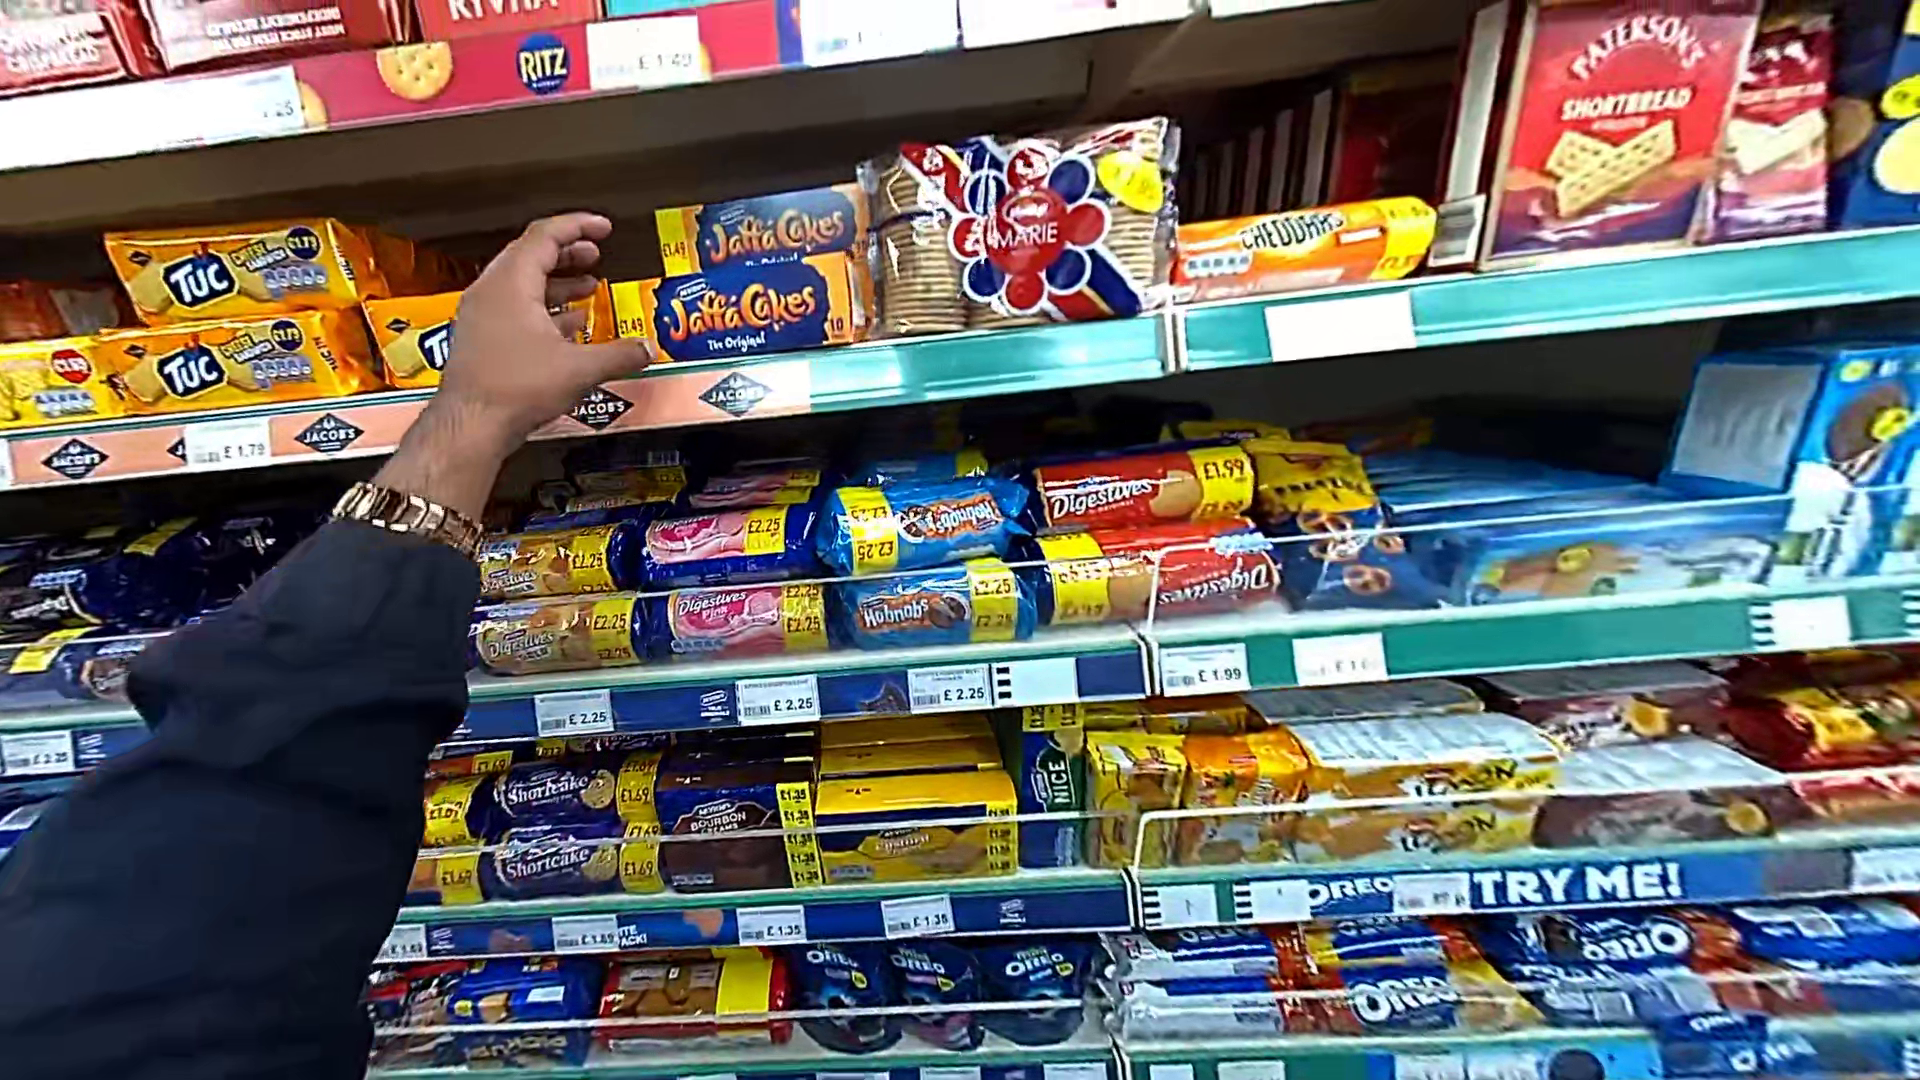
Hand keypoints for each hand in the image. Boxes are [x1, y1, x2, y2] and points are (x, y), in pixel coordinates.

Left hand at [436, 212, 653, 455]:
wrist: (475, 421)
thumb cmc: (522, 385)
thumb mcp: (582, 369)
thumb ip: (620, 355)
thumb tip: (650, 348)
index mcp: (512, 285)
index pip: (544, 239)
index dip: (576, 227)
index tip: (604, 227)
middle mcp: (493, 292)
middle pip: (530, 256)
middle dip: (567, 252)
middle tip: (597, 253)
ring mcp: (485, 315)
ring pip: (524, 284)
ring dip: (558, 281)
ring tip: (589, 285)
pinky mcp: (486, 338)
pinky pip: (519, 308)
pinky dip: (547, 307)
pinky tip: (571, 324)